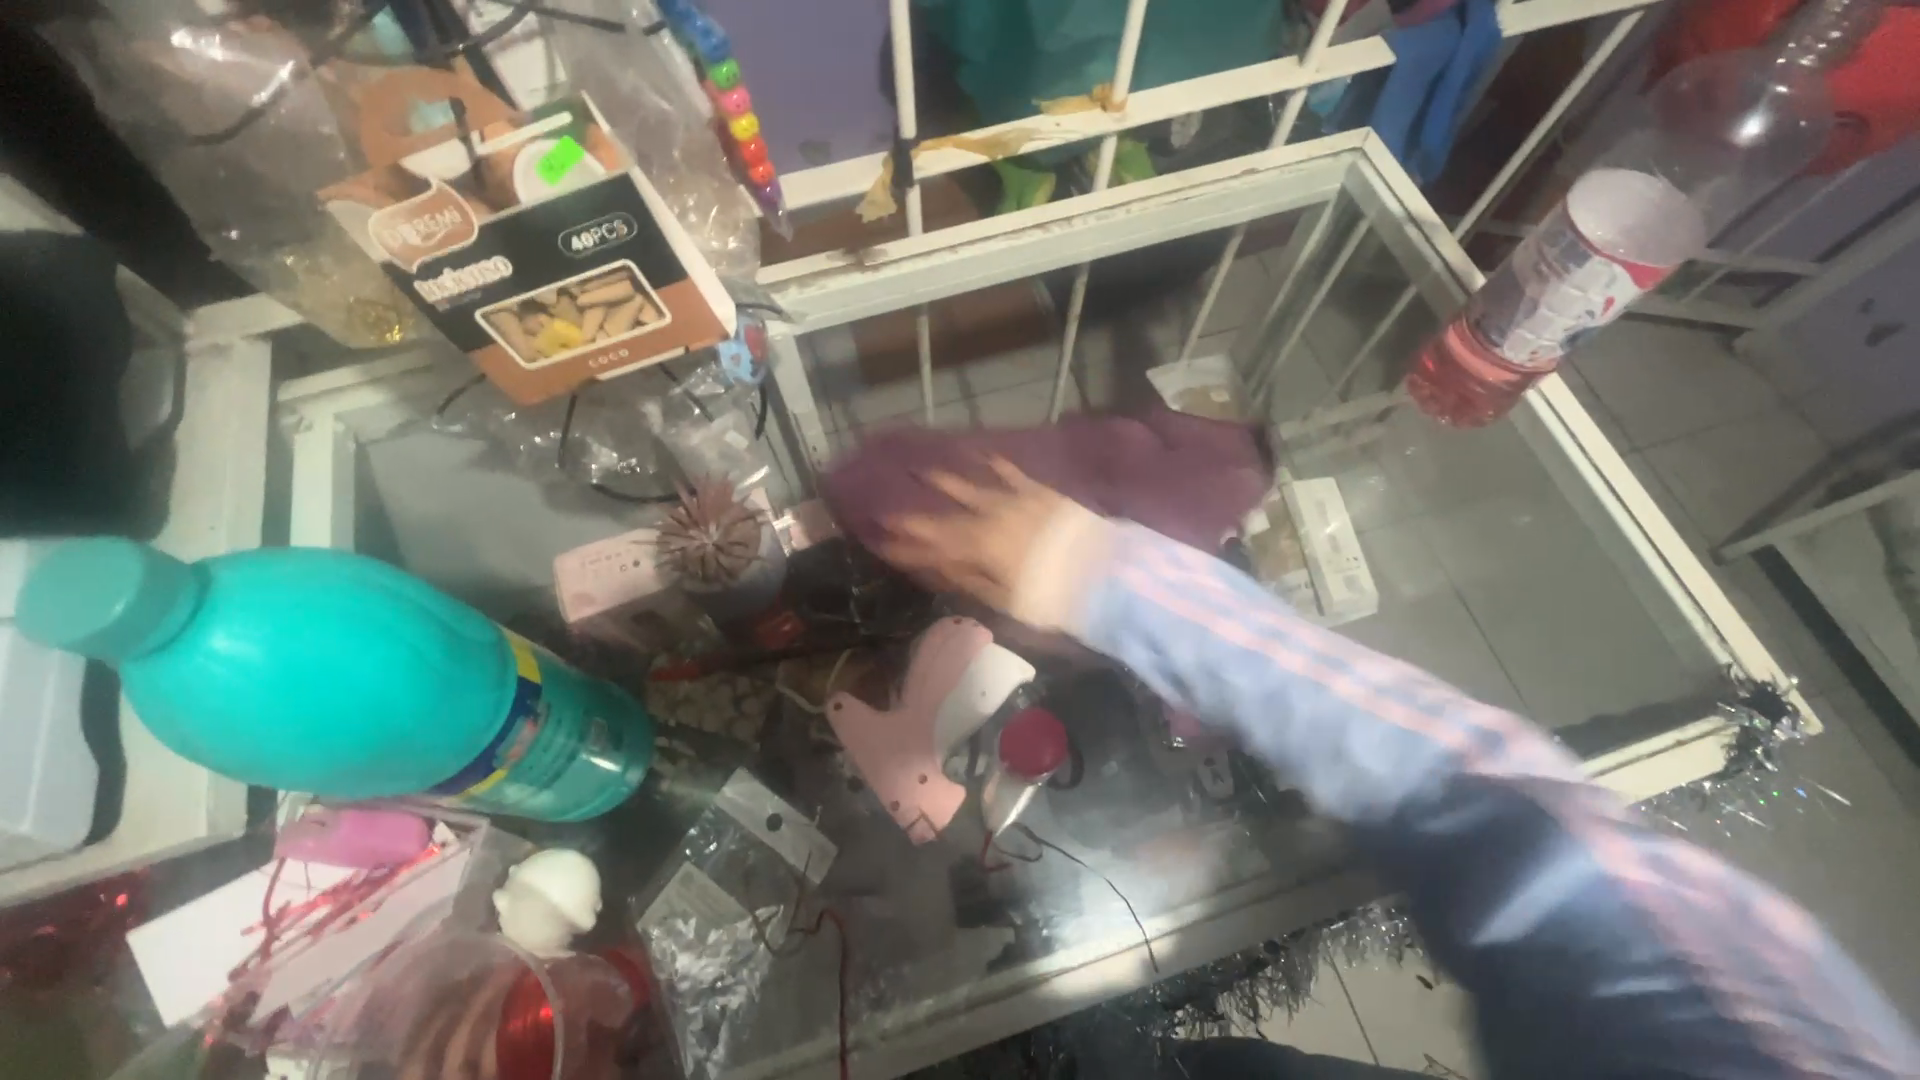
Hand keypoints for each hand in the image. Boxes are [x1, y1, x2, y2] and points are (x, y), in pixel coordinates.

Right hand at [878, 457, 1074, 613]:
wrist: (1105, 570)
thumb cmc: (1053, 594)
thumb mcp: (1005, 598)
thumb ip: (967, 579)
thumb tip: (934, 568)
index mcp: (978, 547)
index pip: (931, 545)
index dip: (904, 545)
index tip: (879, 540)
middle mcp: (989, 517)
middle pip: (944, 513)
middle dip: (914, 513)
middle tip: (886, 504)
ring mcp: (1014, 500)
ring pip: (970, 485)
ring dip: (943, 479)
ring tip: (920, 468)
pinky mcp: (1037, 491)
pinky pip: (1008, 472)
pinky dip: (991, 463)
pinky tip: (979, 454)